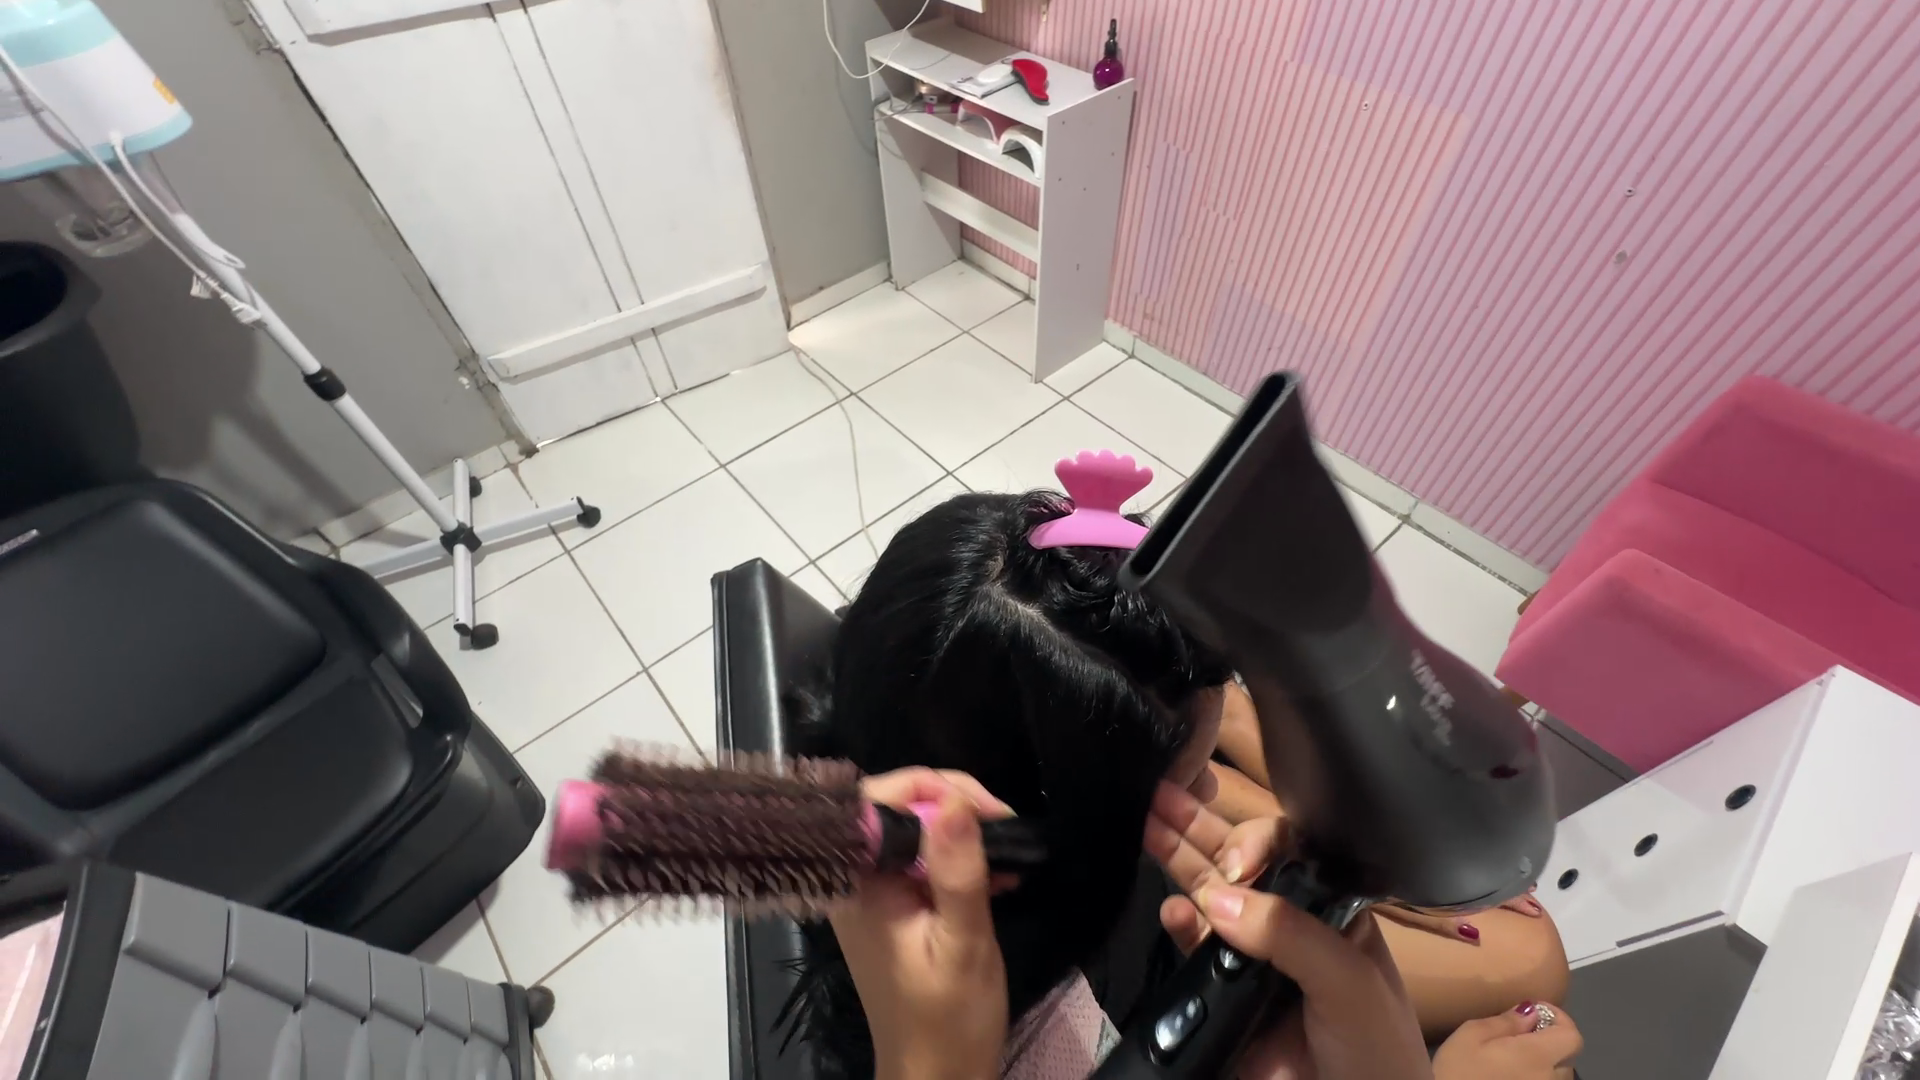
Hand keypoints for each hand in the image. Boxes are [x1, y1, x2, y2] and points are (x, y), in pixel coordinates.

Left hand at [828, 768, 1011, 1079]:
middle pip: (894, 801)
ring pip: (912, 819)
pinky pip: (921, 847)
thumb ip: (956, 872)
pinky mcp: (893, 896)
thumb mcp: (963, 944)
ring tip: (1006, 844)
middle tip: (1001, 822)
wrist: (940, 1075)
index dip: (926, 786)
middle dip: (951, 799)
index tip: (980, 808)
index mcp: (855, 883)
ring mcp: (873, 885)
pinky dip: (958, 847)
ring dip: (960, 822)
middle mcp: (854, 876)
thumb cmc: (949, 1018)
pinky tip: (996, 866)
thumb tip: (955, 800)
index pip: (873, 798)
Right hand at [1143, 783, 1430, 1079]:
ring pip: (1205, 887)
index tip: (1238, 862)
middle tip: (1162, 792)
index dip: (1256, 840)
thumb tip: (1216, 895)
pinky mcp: (1217, 984)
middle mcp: (1284, 917)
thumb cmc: (1373, 1053)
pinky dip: (1176, 919)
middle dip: (1198, 822)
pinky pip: (1191, 938)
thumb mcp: (1350, 986)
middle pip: (1236, 857)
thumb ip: (1289, 934)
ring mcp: (1248, 949)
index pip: (1288, 849)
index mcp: (1328, 908)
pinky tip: (1171, 910)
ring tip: (1146, 821)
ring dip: (1175, 853)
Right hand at [1432, 1003, 1582, 1078]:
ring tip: (1507, 1057)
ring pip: (1557, 1073)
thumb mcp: (1472, 1034)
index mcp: (1537, 1056)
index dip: (1558, 1018)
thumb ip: (1505, 1022)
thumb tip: (1530, 1011)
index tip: (1532, 1011)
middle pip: (1565, 1055)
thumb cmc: (1461, 1070)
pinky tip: (1508, 1074)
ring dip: (1541, 1060)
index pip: (1572, 1036)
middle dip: (1545, 1040)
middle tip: (1512, 1034)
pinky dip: (1535, 1075)